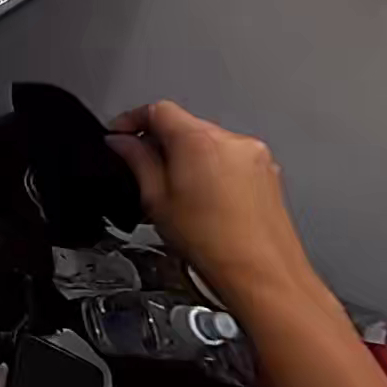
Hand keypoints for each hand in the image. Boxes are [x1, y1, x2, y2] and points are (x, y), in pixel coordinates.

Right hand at [106, 101, 321, 309]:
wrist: (263, 276)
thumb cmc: (213, 244)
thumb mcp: (156, 199)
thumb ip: (135, 160)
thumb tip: (122, 142)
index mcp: (198, 141)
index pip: (157, 110)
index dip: (132, 120)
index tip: (120, 134)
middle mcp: (230, 140)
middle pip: (182, 123)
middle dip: (158, 140)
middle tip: (140, 164)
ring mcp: (253, 155)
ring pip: (205, 140)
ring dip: (184, 153)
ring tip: (174, 189)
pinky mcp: (266, 171)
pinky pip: (227, 156)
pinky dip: (209, 166)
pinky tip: (201, 197)